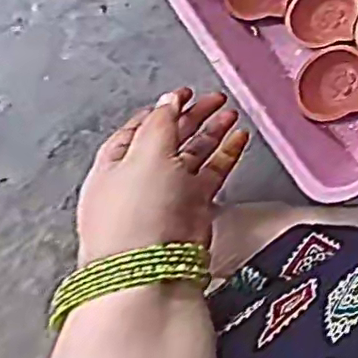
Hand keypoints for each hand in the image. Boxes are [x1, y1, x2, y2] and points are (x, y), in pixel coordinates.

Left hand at [75, 88, 249, 266]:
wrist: (151, 264)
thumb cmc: (136, 213)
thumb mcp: (145, 154)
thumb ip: (161, 122)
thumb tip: (169, 99)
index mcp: (117, 164)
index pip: (140, 128)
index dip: (163, 108)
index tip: (184, 93)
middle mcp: (141, 177)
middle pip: (170, 138)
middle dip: (193, 116)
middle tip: (216, 99)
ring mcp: (168, 192)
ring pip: (195, 153)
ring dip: (214, 132)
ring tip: (232, 114)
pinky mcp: (194, 204)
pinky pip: (214, 171)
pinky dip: (228, 153)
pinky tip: (239, 139)